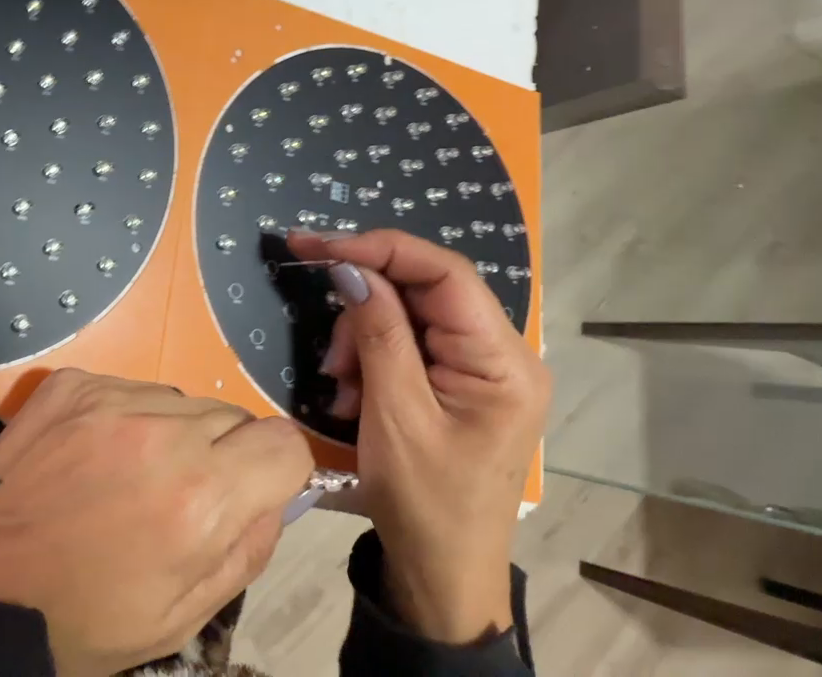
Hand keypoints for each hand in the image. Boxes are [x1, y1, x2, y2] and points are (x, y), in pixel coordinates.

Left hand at [0, 369, 312, 676]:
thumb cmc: (77, 618)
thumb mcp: (180, 616)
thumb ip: (246, 549)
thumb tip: (274, 498)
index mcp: (200, 498)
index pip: (284, 444)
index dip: (274, 473)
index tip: (248, 493)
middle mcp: (161, 432)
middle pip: (233, 417)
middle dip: (221, 456)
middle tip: (176, 498)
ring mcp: (110, 398)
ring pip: (182, 400)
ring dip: (172, 433)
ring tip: (126, 478)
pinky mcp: (71, 382)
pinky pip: (131, 387)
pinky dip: (126, 417)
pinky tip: (92, 456)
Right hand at [287, 228, 549, 644]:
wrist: (442, 575)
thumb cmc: (425, 503)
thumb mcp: (393, 415)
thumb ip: (378, 331)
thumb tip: (350, 266)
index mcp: (503, 361)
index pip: (443, 272)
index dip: (379, 248)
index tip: (318, 246)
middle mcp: (502, 354)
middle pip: (424, 291)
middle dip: (366, 310)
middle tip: (331, 356)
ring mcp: (483, 369)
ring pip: (409, 315)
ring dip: (363, 340)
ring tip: (342, 389)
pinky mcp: (460, 383)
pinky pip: (409, 345)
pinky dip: (372, 360)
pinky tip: (353, 396)